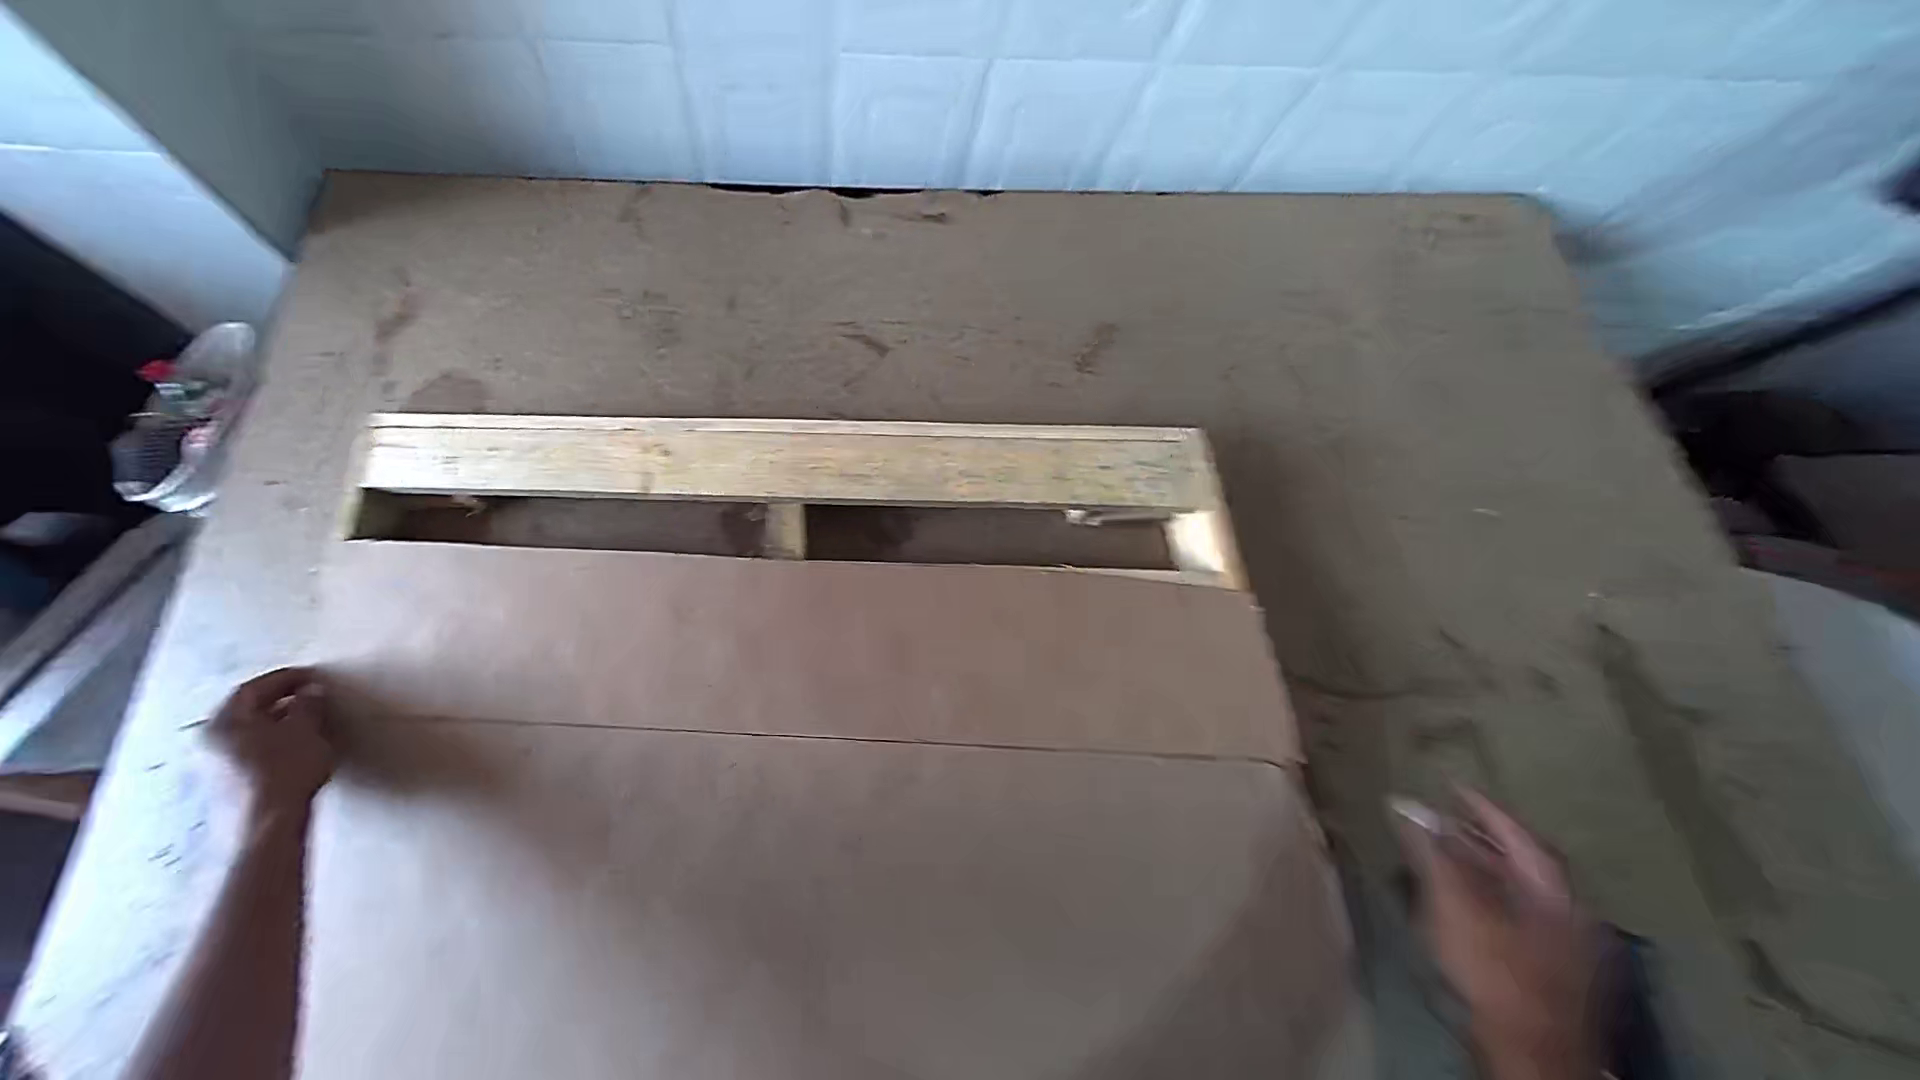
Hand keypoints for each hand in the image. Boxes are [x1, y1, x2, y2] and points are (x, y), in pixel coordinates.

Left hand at [204, 667, 335, 820]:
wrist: (265, 823)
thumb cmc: (285, 771)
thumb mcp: (306, 730)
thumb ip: (309, 706)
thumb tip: (310, 693)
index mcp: (222, 723)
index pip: (253, 688)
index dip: (286, 678)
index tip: (311, 676)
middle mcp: (208, 741)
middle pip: (244, 710)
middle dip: (277, 699)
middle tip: (308, 694)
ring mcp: (210, 765)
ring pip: (244, 732)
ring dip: (274, 721)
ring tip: (305, 720)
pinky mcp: (221, 784)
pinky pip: (246, 750)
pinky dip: (268, 741)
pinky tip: (292, 746)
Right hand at [1393, 790, 1599, 1079]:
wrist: (1528, 1047)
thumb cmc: (1492, 965)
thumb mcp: (1455, 901)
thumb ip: (1432, 850)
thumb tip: (1406, 803)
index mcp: (1555, 891)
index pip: (1518, 834)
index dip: (1482, 807)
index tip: (1451, 785)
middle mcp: (1570, 912)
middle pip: (1521, 862)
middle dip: (1477, 836)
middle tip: (1441, 817)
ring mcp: (1564, 944)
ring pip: (1518, 890)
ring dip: (1480, 866)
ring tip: (1441, 850)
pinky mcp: (1550, 967)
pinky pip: (1516, 912)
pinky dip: (1487, 893)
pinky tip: (1459, 895)